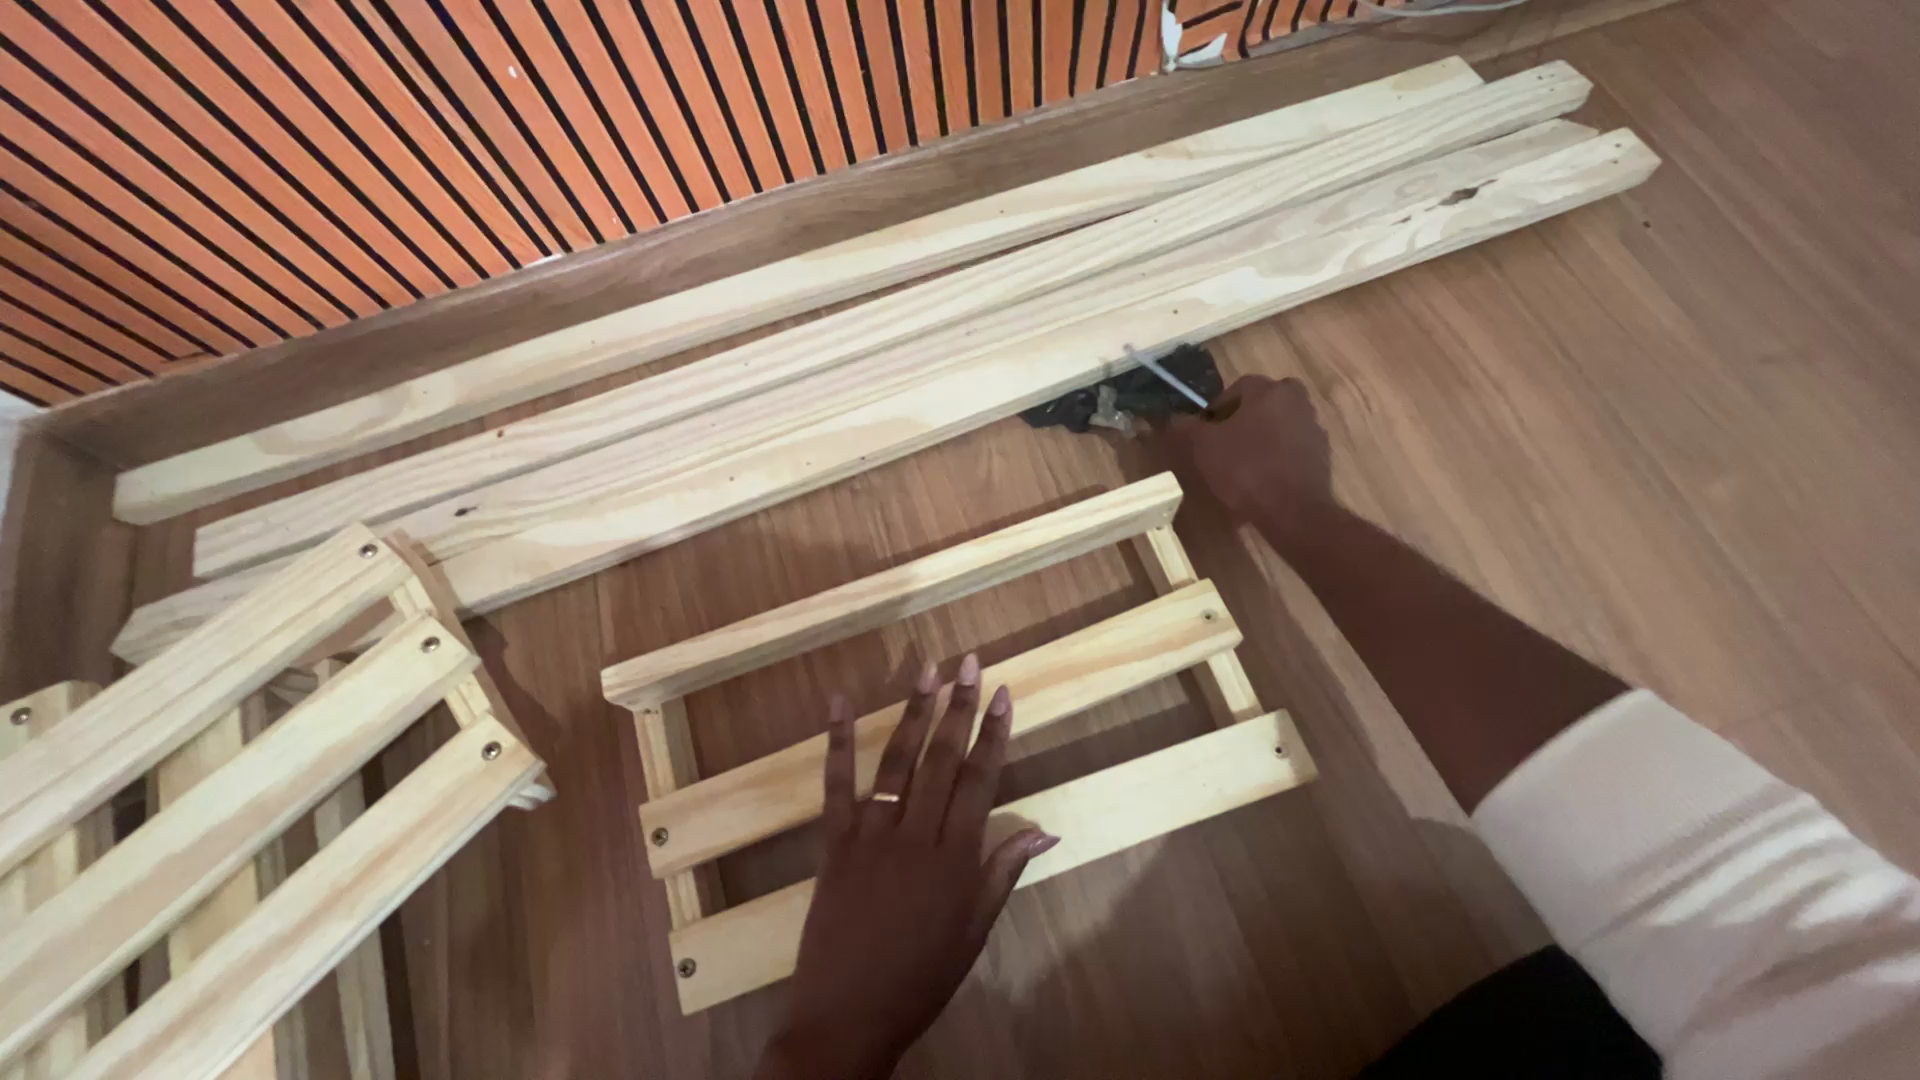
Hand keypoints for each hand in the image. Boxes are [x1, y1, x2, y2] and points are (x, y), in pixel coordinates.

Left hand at [755, 655, 1058, 1079]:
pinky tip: (839, 703)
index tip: (1003, 693)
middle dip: (960, 707)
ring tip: (928, 671)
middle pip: (943, 759)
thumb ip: (1003, 872)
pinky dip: (837, 742)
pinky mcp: (834, 842)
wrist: (848, 1015)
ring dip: (914, 712)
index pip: (981, 780)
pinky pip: (836, 785)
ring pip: (898, 761)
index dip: (994, 734)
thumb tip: (1044, 830)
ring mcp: (872, 835)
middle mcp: (917, 835)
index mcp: (956, 858)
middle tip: (970, 662)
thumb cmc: (921, 976)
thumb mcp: (974, 931)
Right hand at [1162, 375, 1333, 533]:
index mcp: (1269, 390)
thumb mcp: (1203, 447)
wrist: (1292, 510)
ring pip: (1279, 425)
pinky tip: (1262, 479)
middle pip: (1262, 404)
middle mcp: (1297, 401)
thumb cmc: (1245, 468)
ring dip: (1261, 437)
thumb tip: (1170, 417)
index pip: (1237, 387)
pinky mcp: (1322, 456)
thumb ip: (1185, 427)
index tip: (1204, 431)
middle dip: (1243, 419)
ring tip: (1241, 464)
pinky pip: (1292, 449)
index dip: (1216, 408)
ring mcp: (1314, 428)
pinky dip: (1277, 457)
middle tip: (1224, 443)